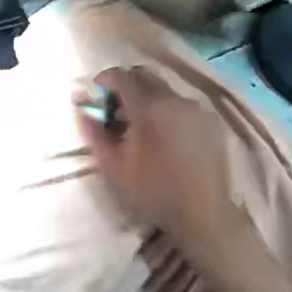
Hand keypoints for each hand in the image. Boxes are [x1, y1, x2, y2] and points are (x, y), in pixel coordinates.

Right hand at [76, 66, 253, 266]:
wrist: (204, 216)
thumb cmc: (153, 193)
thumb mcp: (114, 168)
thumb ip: (94, 134)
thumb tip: (80, 109)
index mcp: (149, 107)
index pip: (122, 75)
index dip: (105, 80)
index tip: (96, 95)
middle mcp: (175, 98)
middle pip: (144, 75)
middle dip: (125, 85)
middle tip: (115, 111)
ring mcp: (196, 108)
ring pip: (164, 89)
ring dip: (147, 98)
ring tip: (140, 126)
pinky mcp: (211, 121)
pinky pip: (182, 104)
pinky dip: (168, 110)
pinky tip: (165, 136)